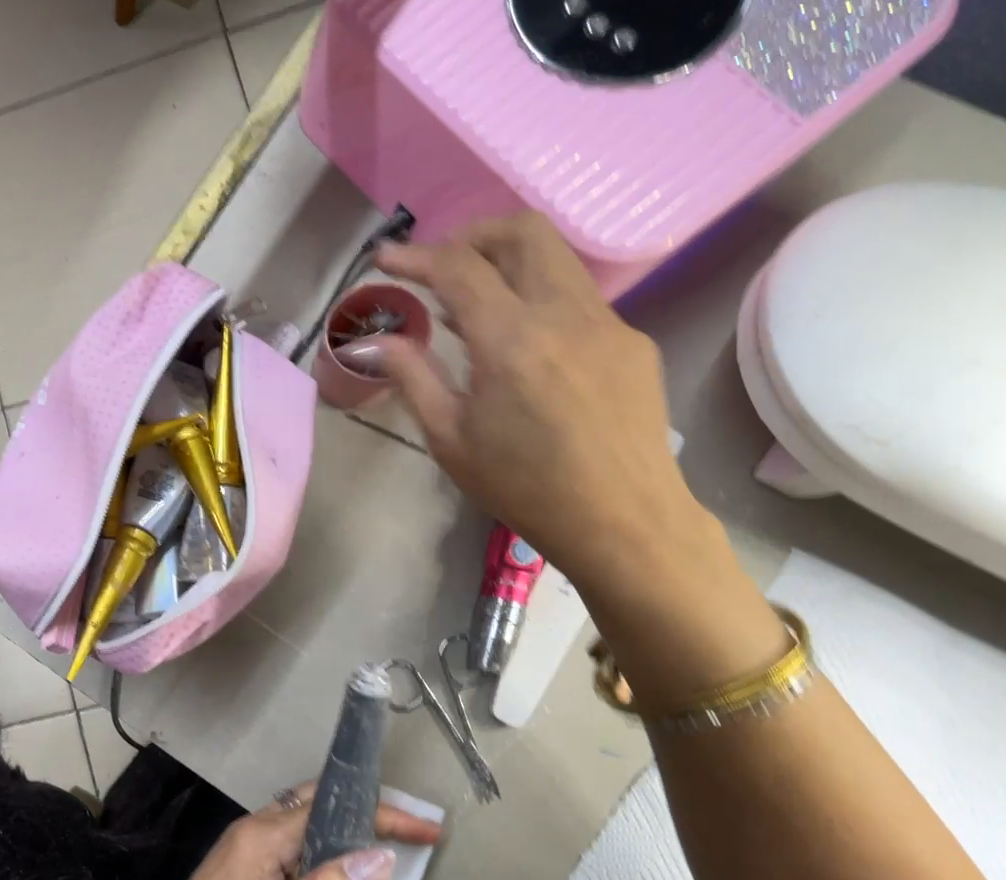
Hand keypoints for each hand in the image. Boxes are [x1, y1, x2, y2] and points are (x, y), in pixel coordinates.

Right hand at [337, 212, 711, 593]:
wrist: (622, 519)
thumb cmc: (522, 486)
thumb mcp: (449, 437)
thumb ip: (412, 376)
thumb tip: (374, 341)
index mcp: (511, 340)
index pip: (460, 268)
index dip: (417, 256)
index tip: (386, 259)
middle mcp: (565, 314)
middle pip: (523, 233)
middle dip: (473, 235)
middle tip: (440, 264)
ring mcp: (608, 324)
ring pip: (556, 260)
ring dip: (508, 264)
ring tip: (473, 308)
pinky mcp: (631, 342)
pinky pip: (578, 301)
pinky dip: (539, 301)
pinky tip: (523, 348)